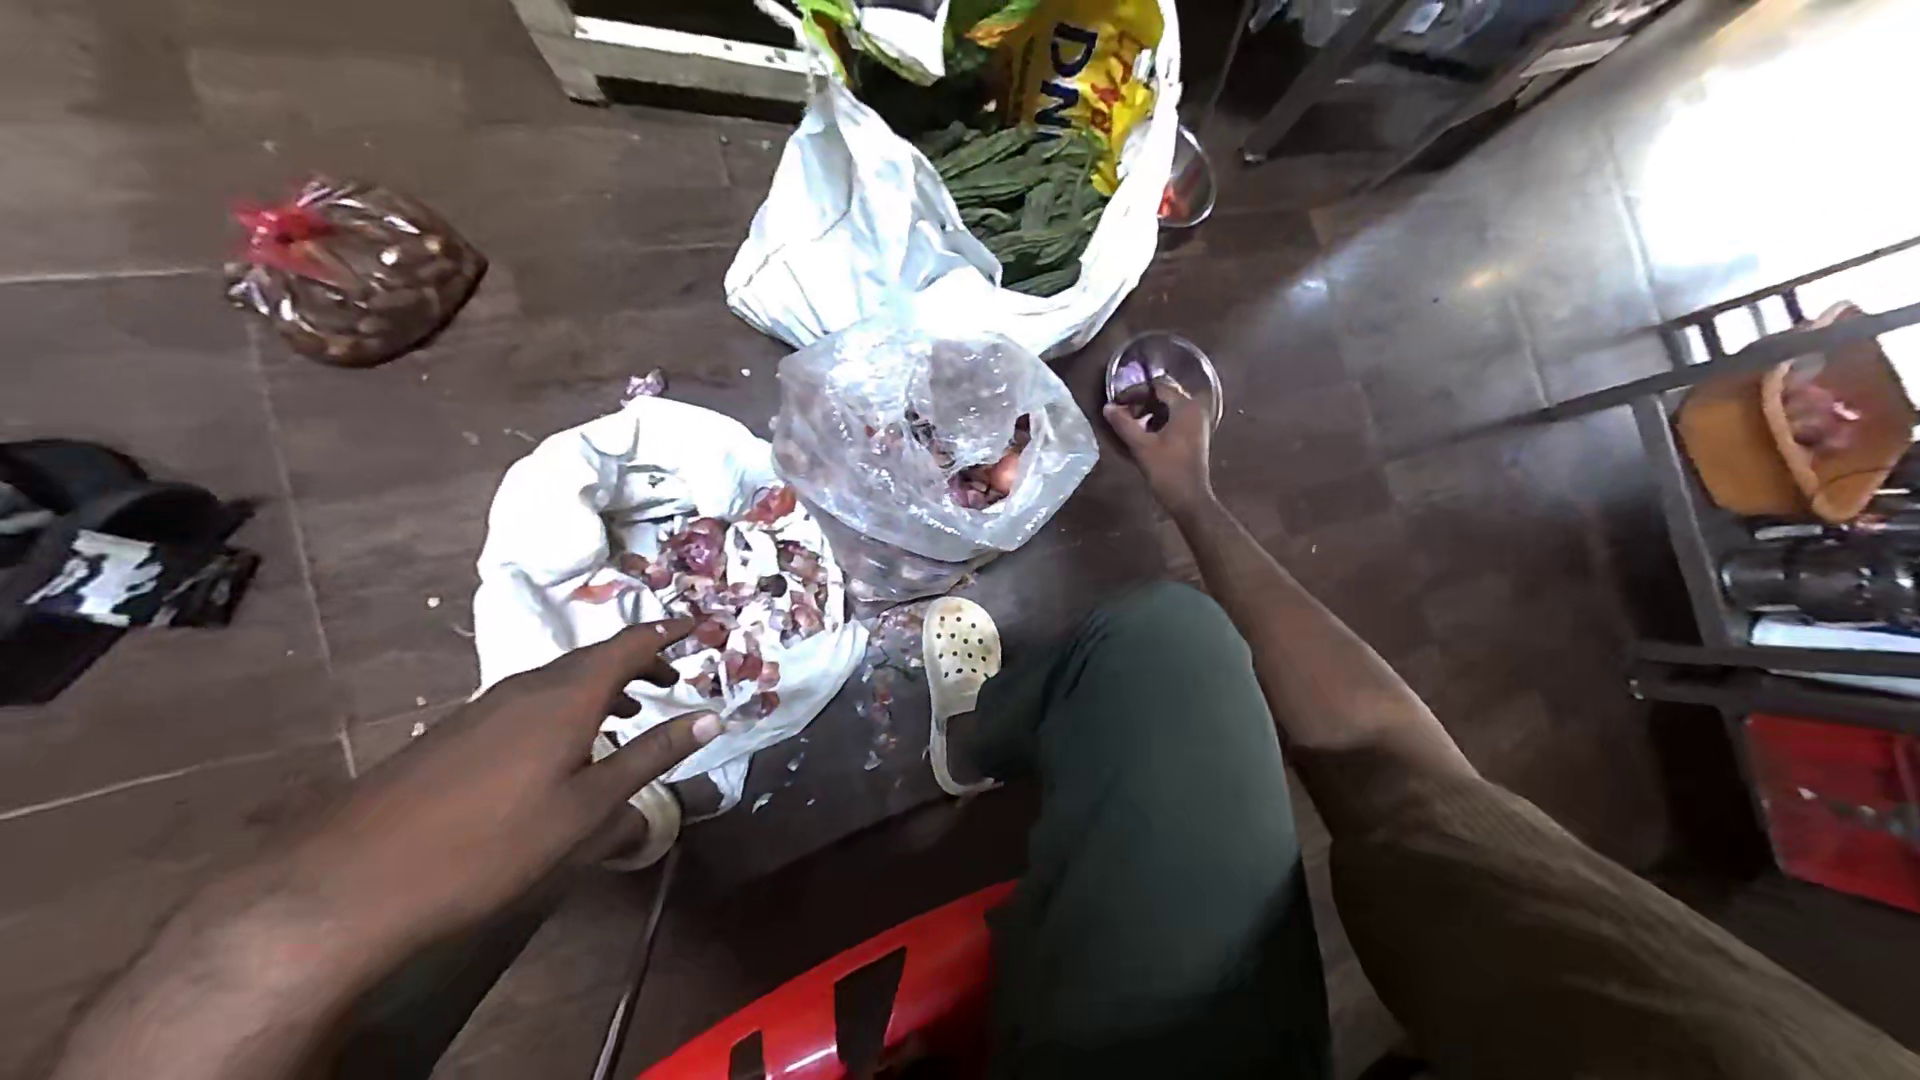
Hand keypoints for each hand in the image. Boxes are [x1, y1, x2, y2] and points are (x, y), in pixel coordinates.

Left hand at [266, 619, 719, 969]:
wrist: (349, 881)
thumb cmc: (492, 842)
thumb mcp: (588, 805)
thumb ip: (652, 755)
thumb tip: (712, 718)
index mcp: (568, 695)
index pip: (631, 643)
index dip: (668, 631)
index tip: (699, 625)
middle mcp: (529, 686)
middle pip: (597, 657)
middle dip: (641, 663)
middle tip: (674, 680)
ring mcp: (488, 706)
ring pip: (562, 679)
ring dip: (605, 687)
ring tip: (630, 714)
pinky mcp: (460, 731)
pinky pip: (533, 699)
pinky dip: (570, 705)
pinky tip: (566, 747)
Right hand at [1104, 376, 1215, 514]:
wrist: (1189, 499)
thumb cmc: (1167, 471)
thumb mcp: (1141, 446)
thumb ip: (1123, 424)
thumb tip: (1107, 407)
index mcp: (1185, 407)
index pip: (1157, 387)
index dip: (1134, 392)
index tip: (1116, 404)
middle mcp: (1195, 410)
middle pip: (1164, 395)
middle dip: (1141, 402)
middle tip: (1122, 415)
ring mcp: (1196, 423)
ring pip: (1168, 408)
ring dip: (1147, 412)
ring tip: (1130, 426)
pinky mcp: (1194, 436)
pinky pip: (1173, 420)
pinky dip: (1157, 422)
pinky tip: (1143, 436)